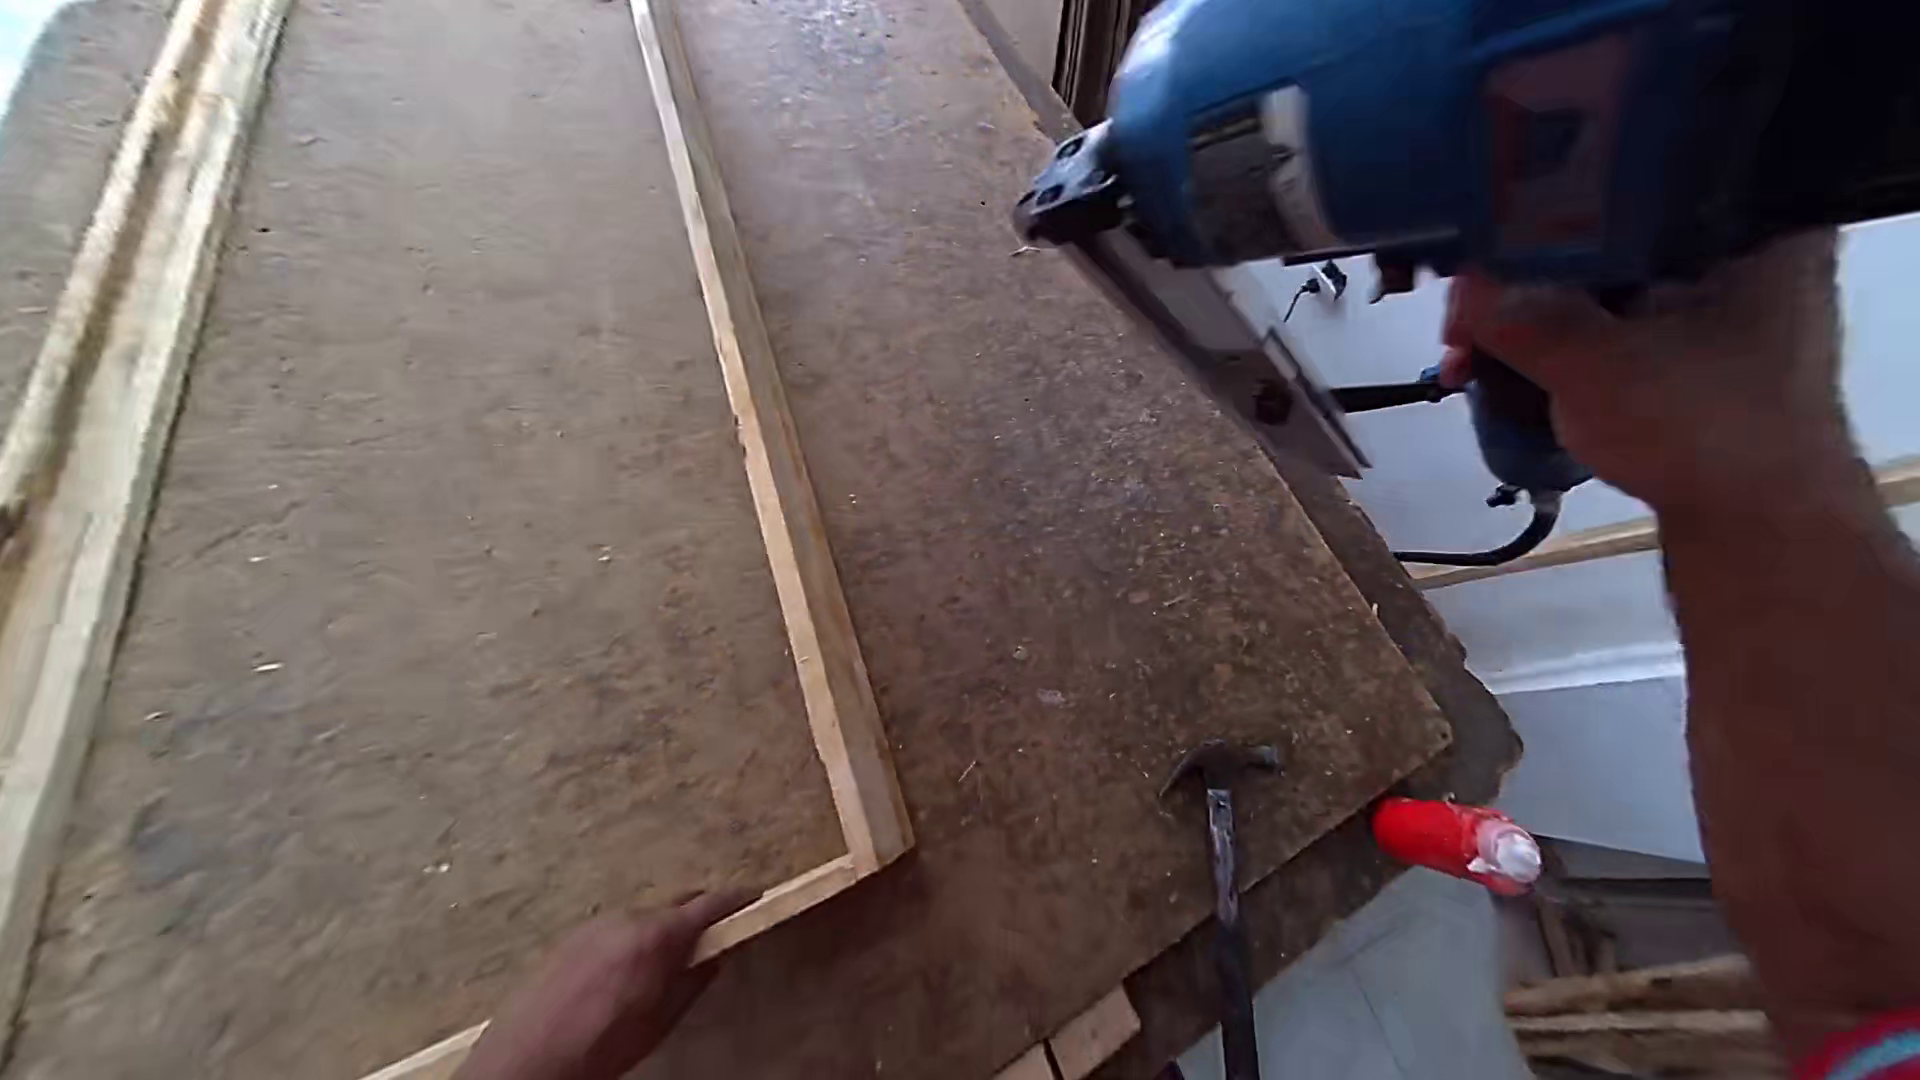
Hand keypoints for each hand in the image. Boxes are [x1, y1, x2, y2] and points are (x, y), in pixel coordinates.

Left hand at [454, 892, 747, 1079]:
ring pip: (646, 915)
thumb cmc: (598, 1052)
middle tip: (710, 936)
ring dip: (662, 928)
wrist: (519, 1069)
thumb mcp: (658, 1024)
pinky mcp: (572, 937)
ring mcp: (598, 924)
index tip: (755, 896)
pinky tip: (622, 973)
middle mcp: (629, 917)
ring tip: (660, 964)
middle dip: (697, 914)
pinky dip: (632, 938)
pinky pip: (617, 927)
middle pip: (677, 903)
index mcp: (656, 937)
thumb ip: (693, 983)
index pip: (709, 904)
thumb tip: (717, 956)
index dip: (736, 898)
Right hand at [1438, 230, 1853, 518]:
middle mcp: (1721, 249)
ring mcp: (1693, 296)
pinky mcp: (1667, 337)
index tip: (1471, 273)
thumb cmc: (1695, 427)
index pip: (1610, 203)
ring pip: (1577, 290)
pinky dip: (1534, 343)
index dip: (1528, 234)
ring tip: (1464, 361)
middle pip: (1584, 251)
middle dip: (1506, 294)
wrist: (1745, 507)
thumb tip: (1460, 284)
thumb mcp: (1596, 368)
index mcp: (1739, 230)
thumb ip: (1524, 323)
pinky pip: (1584, 322)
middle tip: (1458, 332)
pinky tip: (1493, 367)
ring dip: (1509, 325)